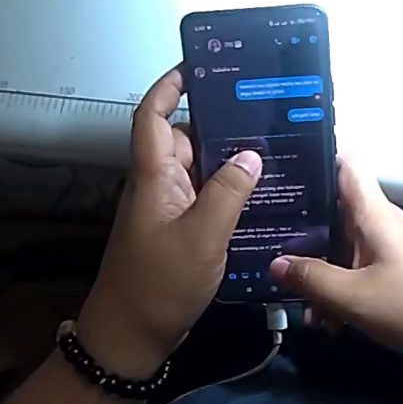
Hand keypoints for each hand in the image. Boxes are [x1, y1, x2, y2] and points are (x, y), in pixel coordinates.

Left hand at [79, 68, 262, 377]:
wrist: (131, 336)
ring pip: (199, 172)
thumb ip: (227, 192)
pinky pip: (205, 200)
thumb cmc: (159, 283)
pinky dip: (228, 192)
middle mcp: (159, 186)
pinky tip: (259, 196)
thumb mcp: (201, 236)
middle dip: (216, 124)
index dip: (168, 87)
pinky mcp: (179, 233)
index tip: (196, 68)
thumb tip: (250, 155)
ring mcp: (169, 211)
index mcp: (153, 177)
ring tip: (271, 151)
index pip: (152, 117)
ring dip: (227, 161)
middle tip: (261, 116)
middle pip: (183, 140)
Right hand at [268, 159, 402, 362]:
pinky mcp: (392, 267)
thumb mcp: (352, 297)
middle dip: (302, 230)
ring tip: (303, 302)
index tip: (286, 159)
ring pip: (341, 245)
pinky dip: (338, 286)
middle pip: (333, 209)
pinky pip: (355, 267)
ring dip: (319, 271)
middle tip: (271, 242)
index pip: (344, 163)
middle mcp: (381, 222)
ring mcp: (388, 245)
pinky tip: (329, 317)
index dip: (316, 154)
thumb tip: (278, 265)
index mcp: (375, 214)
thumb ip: (310, 279)